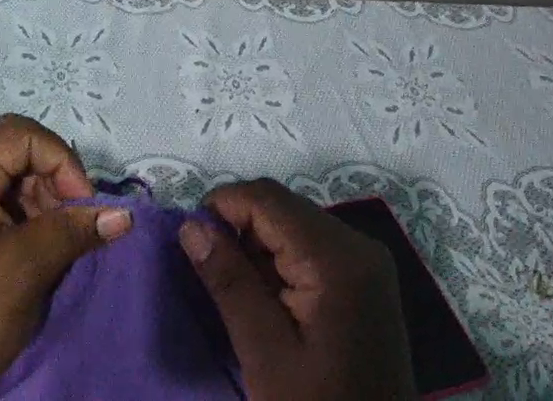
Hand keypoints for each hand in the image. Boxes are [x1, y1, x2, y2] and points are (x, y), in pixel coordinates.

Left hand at [0, 114, 132, 400]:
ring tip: (64, 241)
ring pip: (12, 179)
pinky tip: (45, 251)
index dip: (59, 159)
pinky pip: (2, 206)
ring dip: (45, 201)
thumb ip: (74, 231)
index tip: (83, 204)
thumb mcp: (26, 269)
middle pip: (14, 151)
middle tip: (77, 220)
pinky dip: (30, 220)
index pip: (18, 134)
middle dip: (54, 178)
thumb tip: (124, 215)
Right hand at [179, 179, 414, 400]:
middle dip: (236, 227)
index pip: (267, 199)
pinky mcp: (363, 283)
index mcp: (337, 256)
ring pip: (292, 225)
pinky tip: (261, 300)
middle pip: (282, 207)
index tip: (186, 238)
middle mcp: (357, 245)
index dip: (221, 206)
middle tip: (205, 269)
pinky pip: (309, 249)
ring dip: (254, 246)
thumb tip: (190, 225)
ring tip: (230, 289)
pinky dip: (278, 263)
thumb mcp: (265, 353)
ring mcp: (365, 264)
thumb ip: (229, 281)